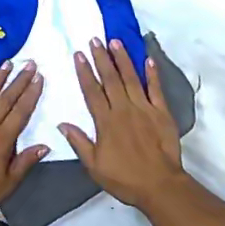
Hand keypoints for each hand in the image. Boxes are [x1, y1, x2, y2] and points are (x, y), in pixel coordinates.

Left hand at [0, 62, 46, 221]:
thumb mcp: (8, 184)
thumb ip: (25, 162)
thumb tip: (45, 145)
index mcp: (2, 139)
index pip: (21, 111)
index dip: (31, 93)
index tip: (39, 77)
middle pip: (6, 99)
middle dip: (19, 80)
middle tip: (30, 63)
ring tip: (7, 63)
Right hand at [58, 39, 184, 208]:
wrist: (160, 185)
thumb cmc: (124, 178)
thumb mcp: (94, 165)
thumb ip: (79, 142)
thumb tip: (62, 124)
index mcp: (105, 121)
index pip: (92, 91)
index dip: (84, 72)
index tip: (78, 54)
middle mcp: (123, 109)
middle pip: (110, 79)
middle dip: (101, 58)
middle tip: (95, 40)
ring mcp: (144, 108)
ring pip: (131, 78)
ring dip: (123, 59)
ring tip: (115, 42)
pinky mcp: (162, 113)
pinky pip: (156, 89)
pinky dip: (152, 74)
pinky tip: (148, 60)